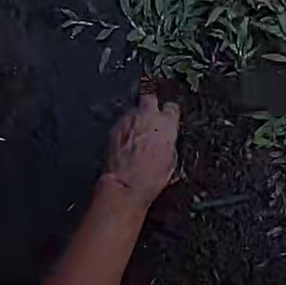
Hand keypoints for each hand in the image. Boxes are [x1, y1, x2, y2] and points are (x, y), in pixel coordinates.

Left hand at [100, 84, 179, 208]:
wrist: (124, 185)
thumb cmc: (150, 179)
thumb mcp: (170, 162)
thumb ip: (168, 143)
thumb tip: (165, 142)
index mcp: (166, 124)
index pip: (172, 108)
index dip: (169, 116)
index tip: (167, 122)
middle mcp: (147, 116)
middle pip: (149, 99)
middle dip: (150, 107)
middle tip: (149, 120)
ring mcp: (128, 120)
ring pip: (133, 111)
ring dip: (135, 120)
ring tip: (134, 135)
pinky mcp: (113, 128)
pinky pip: (121, 123)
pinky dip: (123, 130)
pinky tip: (124, 142)